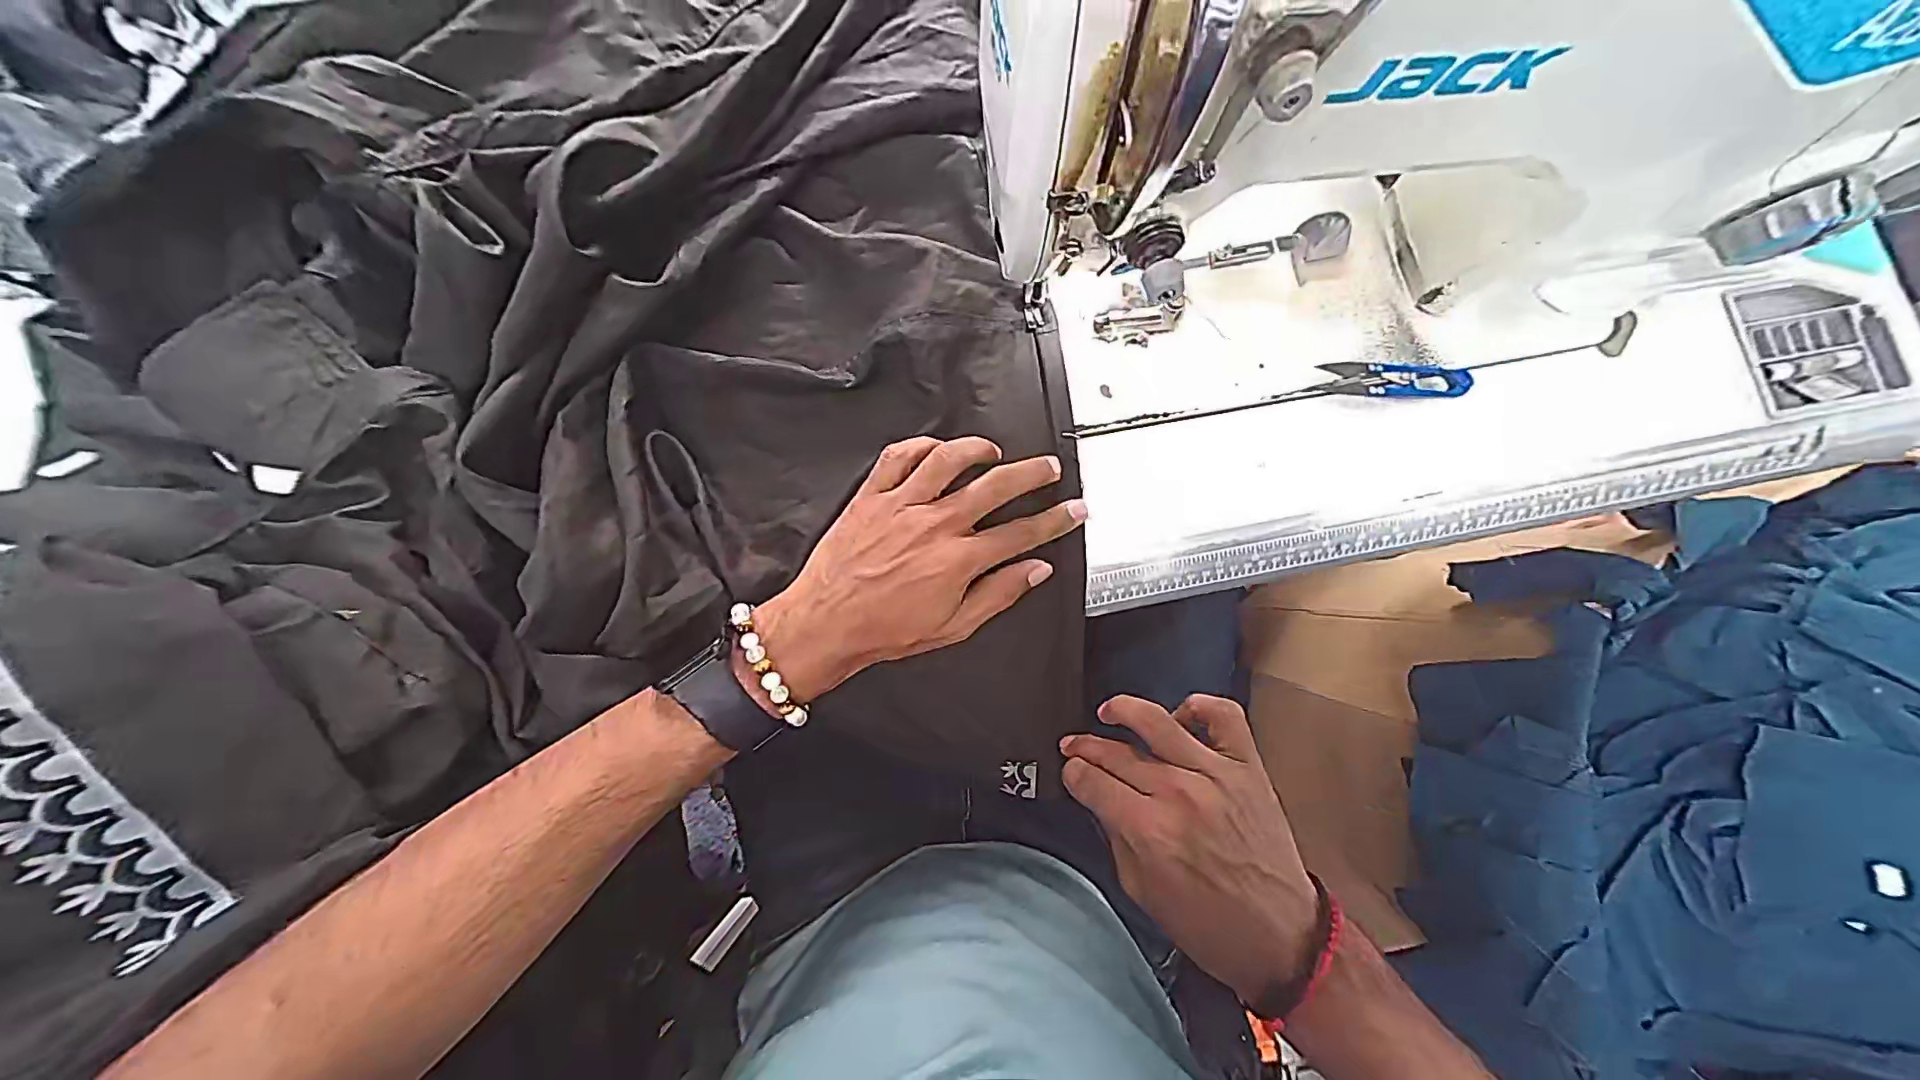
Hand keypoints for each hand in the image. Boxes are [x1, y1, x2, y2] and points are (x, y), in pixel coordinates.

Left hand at [748, 436, 1085, 702]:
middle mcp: (934, 525)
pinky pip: (898, 457)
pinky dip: (920, 445)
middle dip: (1032, 473)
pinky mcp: (871, 497)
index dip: (1055, 520)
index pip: (1021, 532)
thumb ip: (998, 594)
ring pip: (949, 459)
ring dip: (978, 448)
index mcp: (958, 559)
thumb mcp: (953, 627)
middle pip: (996, 485)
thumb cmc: (882, 629)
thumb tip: (1033, 572)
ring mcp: (901, 505)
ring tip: (993, 450)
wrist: (826, 623)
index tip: (1073, 510)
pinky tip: (933, 449)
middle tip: (1048, 468)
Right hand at [1061, 694, 1318, 1014]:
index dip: (1072, 772)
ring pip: (1157, 721)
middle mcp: (1180, 795)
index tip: (1070, 770)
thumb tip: (1098, 799)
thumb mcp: (1141, 890)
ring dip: (1123, 710)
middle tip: (1074, 746)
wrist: (1281, 938)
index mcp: (1149, 831)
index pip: (1091, 780)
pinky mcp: (1247, 768)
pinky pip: (1222, 717)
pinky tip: (1180, 715)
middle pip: (1116, 751)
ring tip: (1110, 712)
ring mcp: (1216, 775)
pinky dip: (1199, 707)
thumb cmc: (1212, 925)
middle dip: (1086, 747)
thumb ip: (1114, 837)